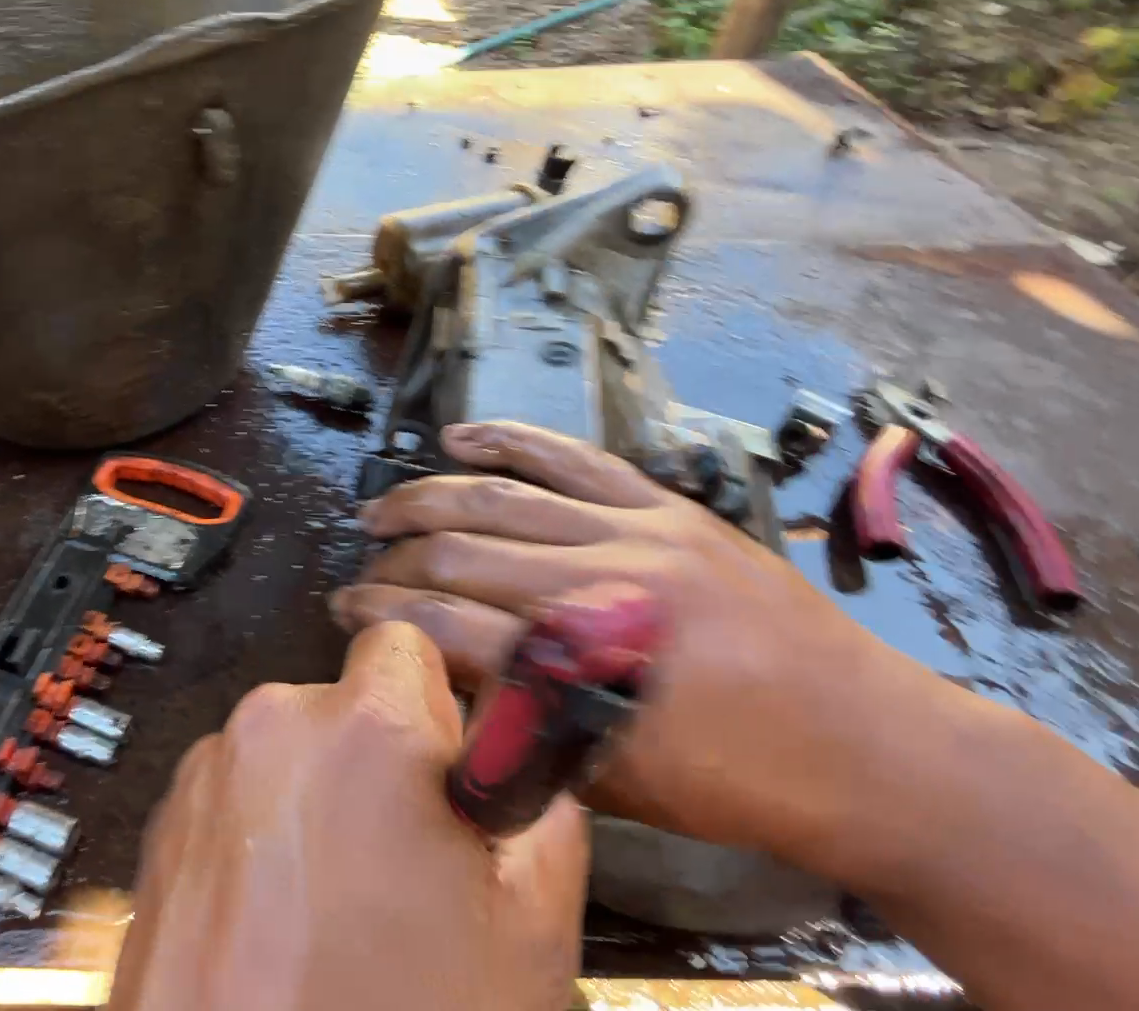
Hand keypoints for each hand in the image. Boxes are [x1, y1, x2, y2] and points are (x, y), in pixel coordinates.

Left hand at [109, 622, 587, 1010]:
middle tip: (396, 857)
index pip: (405, 643)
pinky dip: (258, 828)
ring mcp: (207, 771)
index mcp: (366, 730)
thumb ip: (539, 810)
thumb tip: (521, 759)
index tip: (441, 765)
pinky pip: (232, 790)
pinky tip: (275, 912)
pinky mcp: (163, 817)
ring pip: (286, 748)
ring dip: (314, 796)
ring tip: (331, 902)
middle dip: (373, 756)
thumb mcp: (527, 932)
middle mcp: (272, 726)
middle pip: (342, 702)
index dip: (432, 705)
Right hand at [330, 421, 941, 870]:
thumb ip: (512, 722)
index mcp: (586, 660)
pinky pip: (575, 458)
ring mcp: (639, 531)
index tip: (343, 613)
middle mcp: (604, 580)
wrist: (875, 748)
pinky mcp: (670, 507)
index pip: (444, 622)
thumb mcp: (606, 779)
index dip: (379, 615)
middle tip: (358, 574)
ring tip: (377, 510)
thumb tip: (432, 675)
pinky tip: (457, 436)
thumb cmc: (736, 783)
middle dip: (392, 562)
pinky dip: (509, 440)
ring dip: (425, 499)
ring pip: (501, 497)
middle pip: (460, 553)